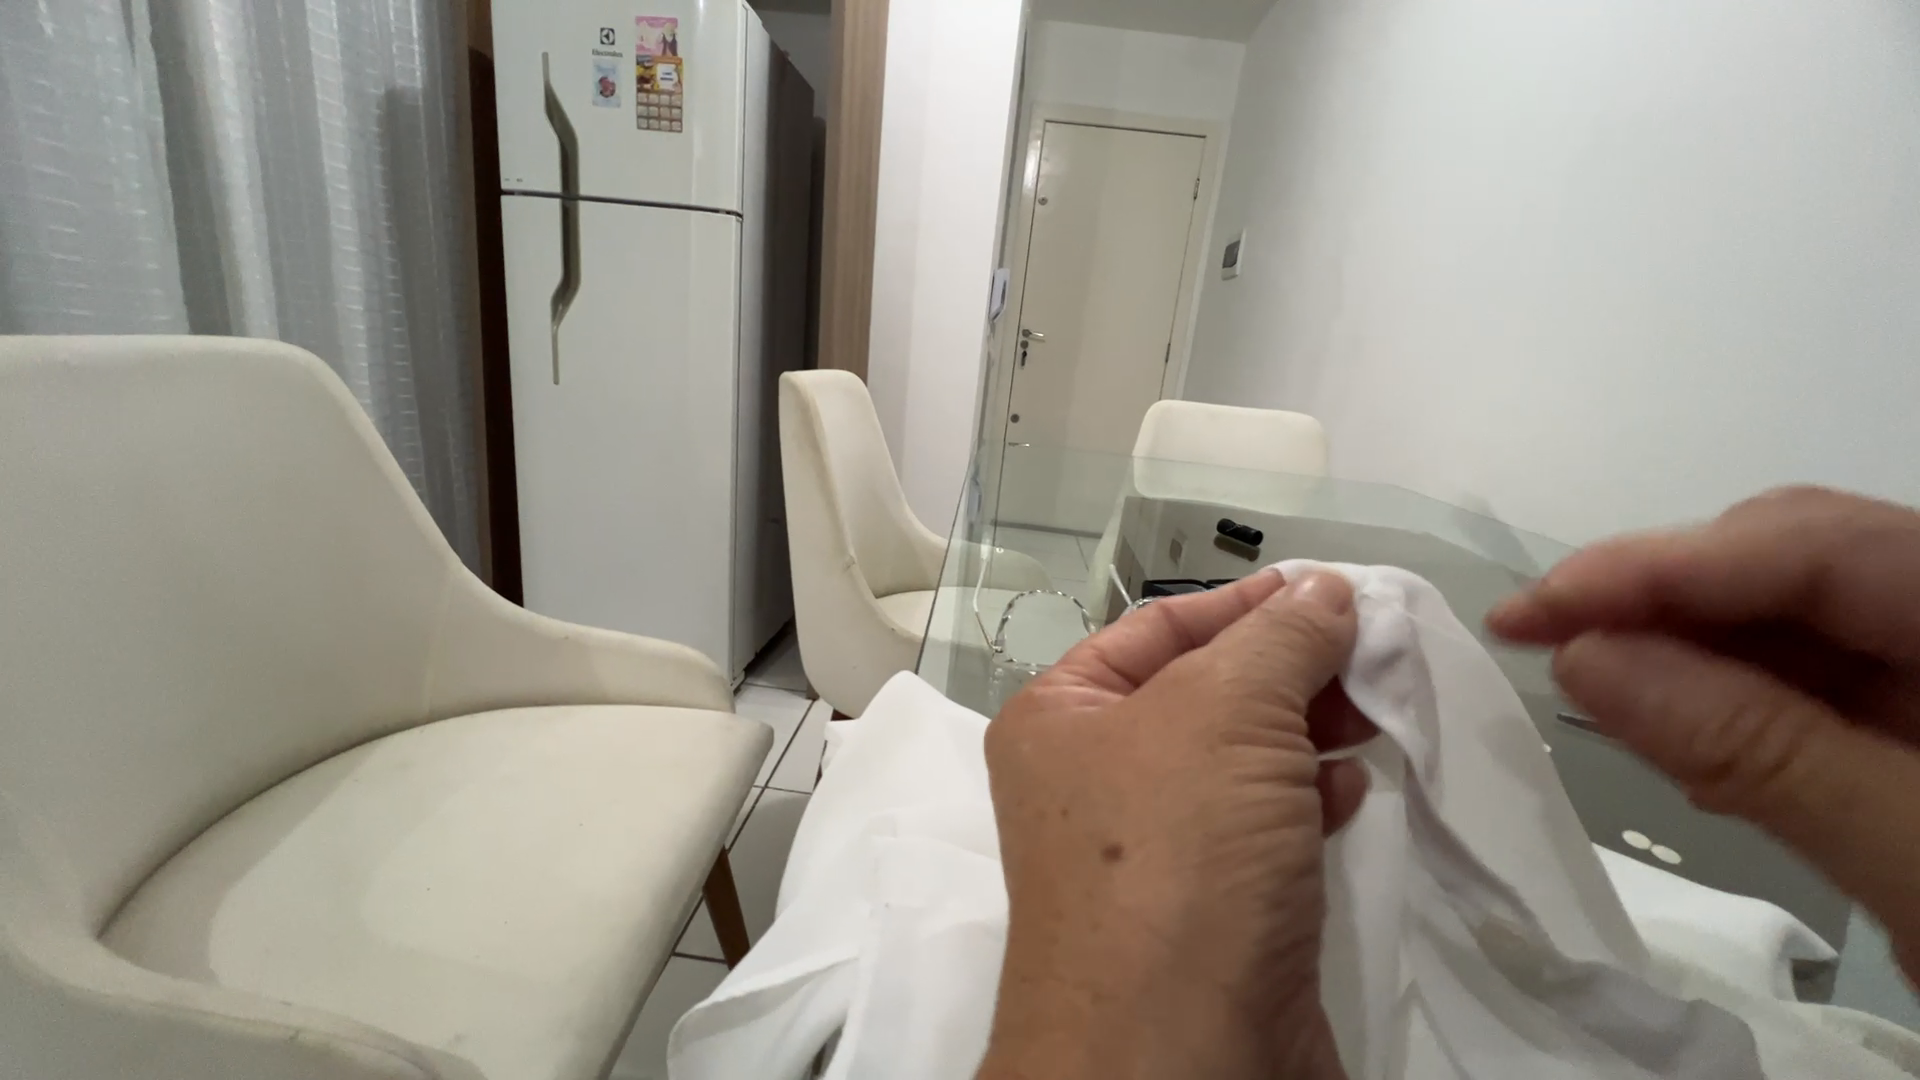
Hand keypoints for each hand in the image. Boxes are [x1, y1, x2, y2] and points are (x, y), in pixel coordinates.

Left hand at [976, 569, 1372, 1079]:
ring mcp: (1142, 845)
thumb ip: (1276, 638)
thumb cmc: (1175, 851)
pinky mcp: (1199, 907)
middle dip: (1284, 668)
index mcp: (1059, 714)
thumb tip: (1321, 589)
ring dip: (1302, 730)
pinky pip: (1253, 826)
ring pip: (1233, 759)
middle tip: (1368, 652)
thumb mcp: (1222, 712)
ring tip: (1371, 710)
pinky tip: (1348, 790)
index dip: (1242, 602)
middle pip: (1199, 691)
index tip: (1326, 590)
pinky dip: (1302, 799)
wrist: (1176, 1060)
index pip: (1156, 627)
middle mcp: (1087, 773)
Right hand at [1487, 486, 1919, 983]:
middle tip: (1532, 633)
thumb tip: (1581, 657)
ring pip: (1781, 615)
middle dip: (1651, 594)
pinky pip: (1795, 673)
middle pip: (1790, 560)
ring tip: (1582, 681)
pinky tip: (1672, 730)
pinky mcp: (1916, 722)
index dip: (1657, 566)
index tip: (1525, 612)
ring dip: (1668, 645)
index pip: (1817, 548)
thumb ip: (1762, 754)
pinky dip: (1711, 694)